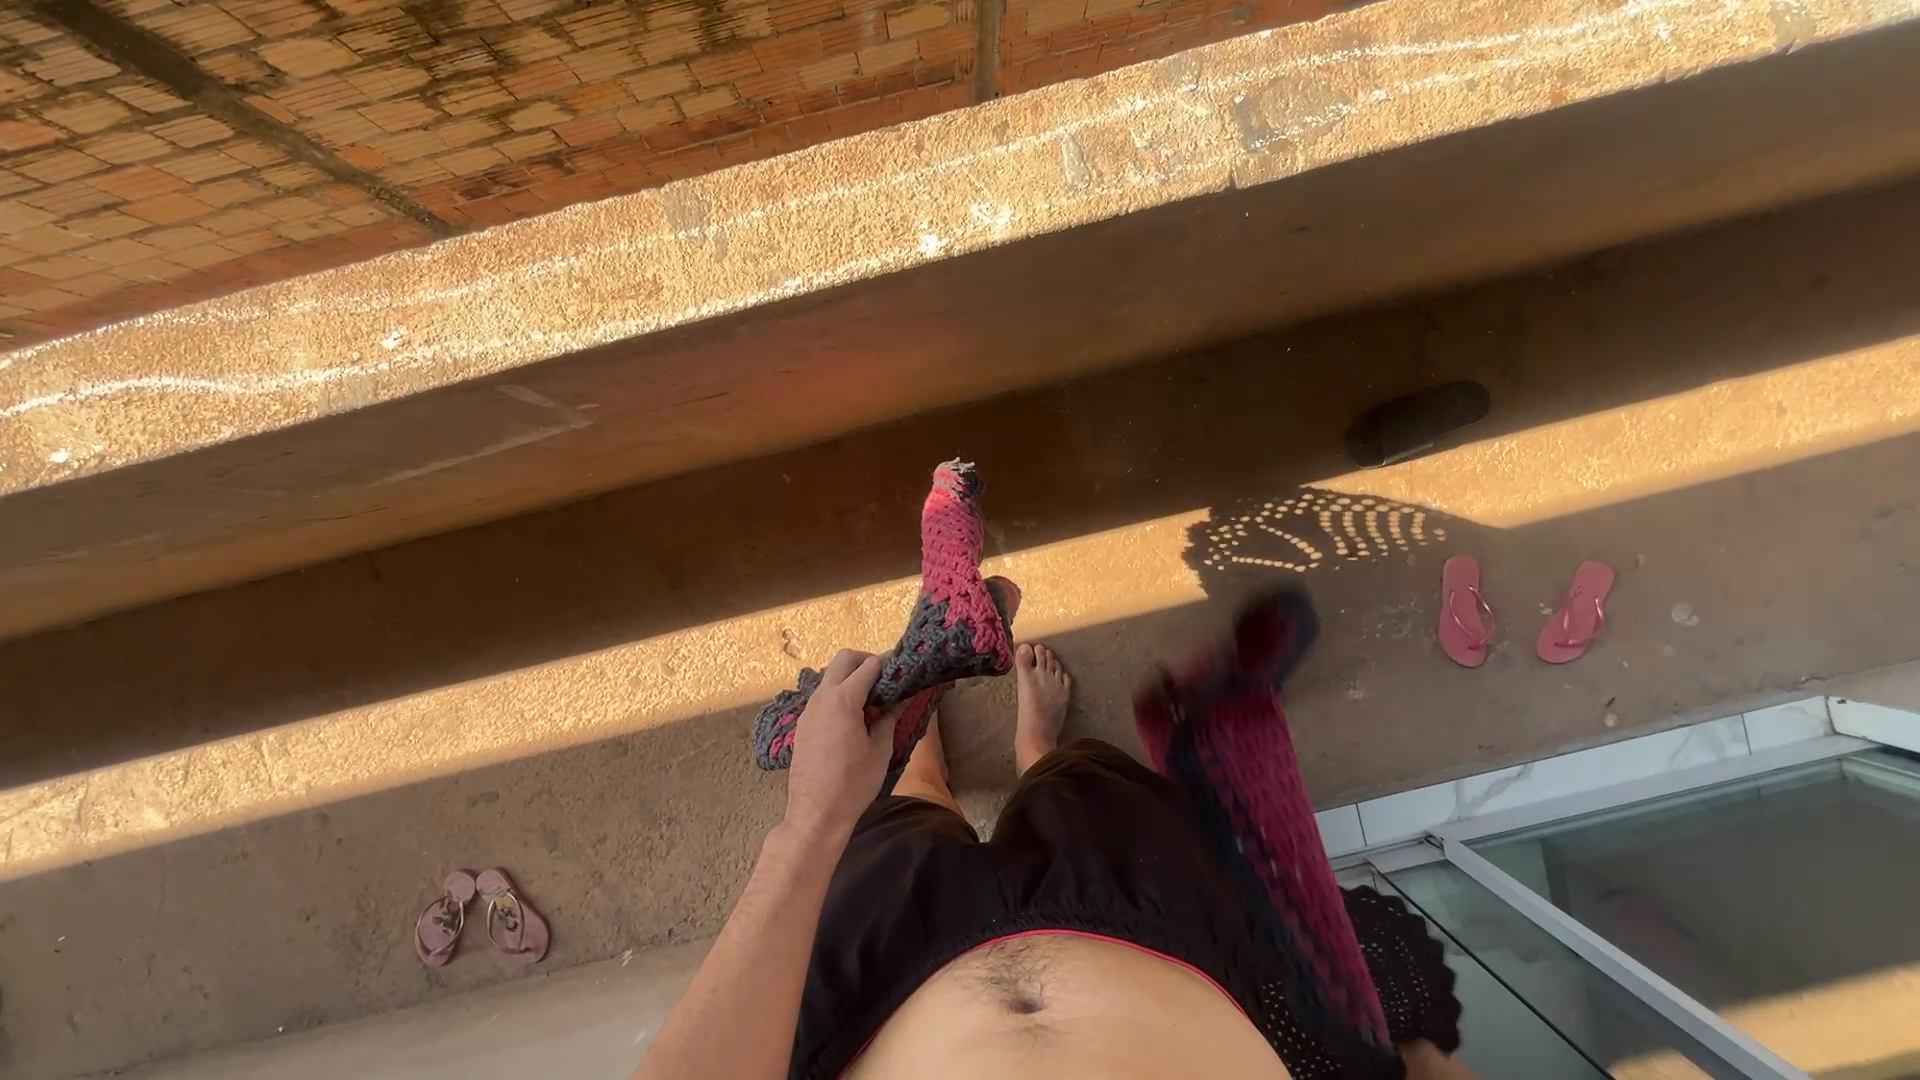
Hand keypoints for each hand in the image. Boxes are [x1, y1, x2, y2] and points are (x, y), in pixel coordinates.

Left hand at [784, 650, 901, 839]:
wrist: (816, 813)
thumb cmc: (854, 783)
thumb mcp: (880, 749)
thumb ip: (890, 717)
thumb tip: (902, 697)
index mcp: (843, 700)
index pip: (869, 666)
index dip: (888, 666)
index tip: (903, 673)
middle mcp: (822, 697)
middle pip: (843, 659)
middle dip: (865, 661)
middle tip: (884, 680)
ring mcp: (809, 710)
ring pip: (830, 676)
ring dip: (850, 678)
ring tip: (870, 702)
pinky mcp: (803, 724)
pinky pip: (822, 696)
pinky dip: (838, 694)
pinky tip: (852, 718)